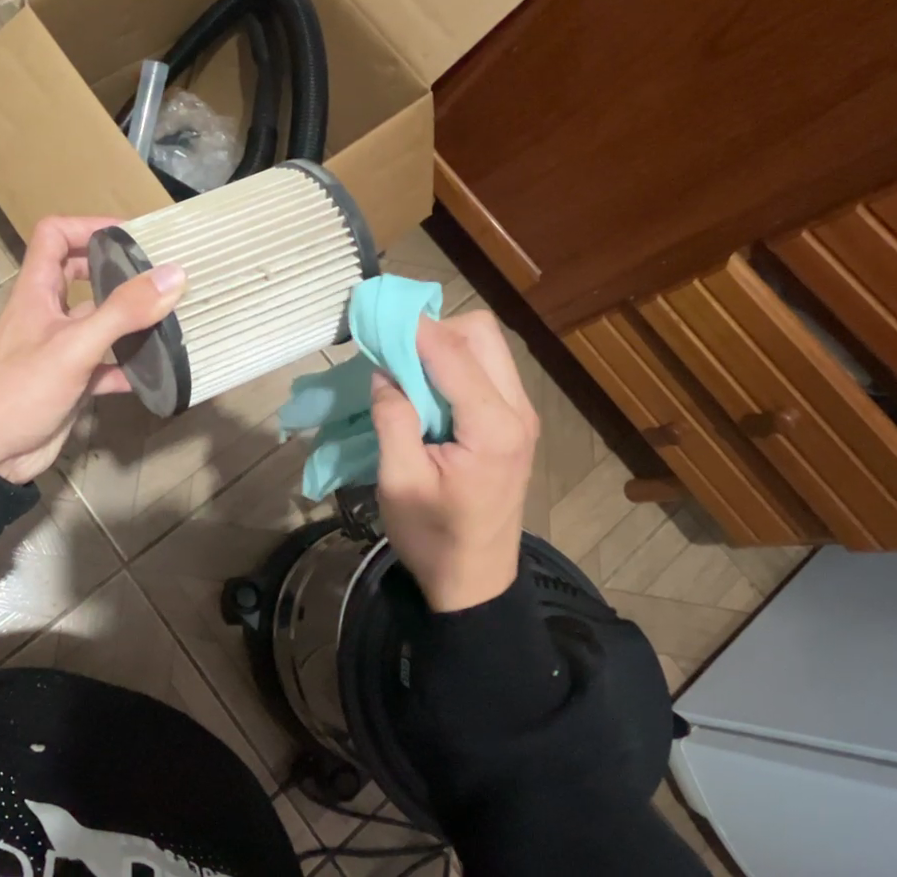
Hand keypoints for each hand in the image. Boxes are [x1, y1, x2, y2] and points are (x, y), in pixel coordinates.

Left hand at [0, 216, 185, 483]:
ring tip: (172, 317)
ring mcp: (59, 349)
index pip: (54, 235)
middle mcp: (47, 313)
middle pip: (81, 275)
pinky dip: (128, 365)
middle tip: (160, 275)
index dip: (88, 226)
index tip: (130, 235)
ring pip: (98, 322)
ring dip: (130, 320)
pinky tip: (156, 372)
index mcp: (36, 292)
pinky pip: (105, 365)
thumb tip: (173, 274)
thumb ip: (123, 311)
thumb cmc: (21, 391)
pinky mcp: (69, 382)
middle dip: (118, 271)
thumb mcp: (74, 347)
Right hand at [370, 311, 539, 612]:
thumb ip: (392, 418)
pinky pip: (486, 370)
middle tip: (392, 349)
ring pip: (487, 346)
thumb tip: (384, 370)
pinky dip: (453, 364)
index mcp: (492, 426)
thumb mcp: (398, 481)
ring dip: (444, 344)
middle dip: (434, 329)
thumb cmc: (432, 536)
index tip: (375, 316)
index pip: (452, 352)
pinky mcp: (513, 423)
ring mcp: (521, 415)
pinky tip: (423, 386)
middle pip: (482, 334)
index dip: (412, 327)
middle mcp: (517, 411)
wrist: (474, 580)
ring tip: (404, 367)